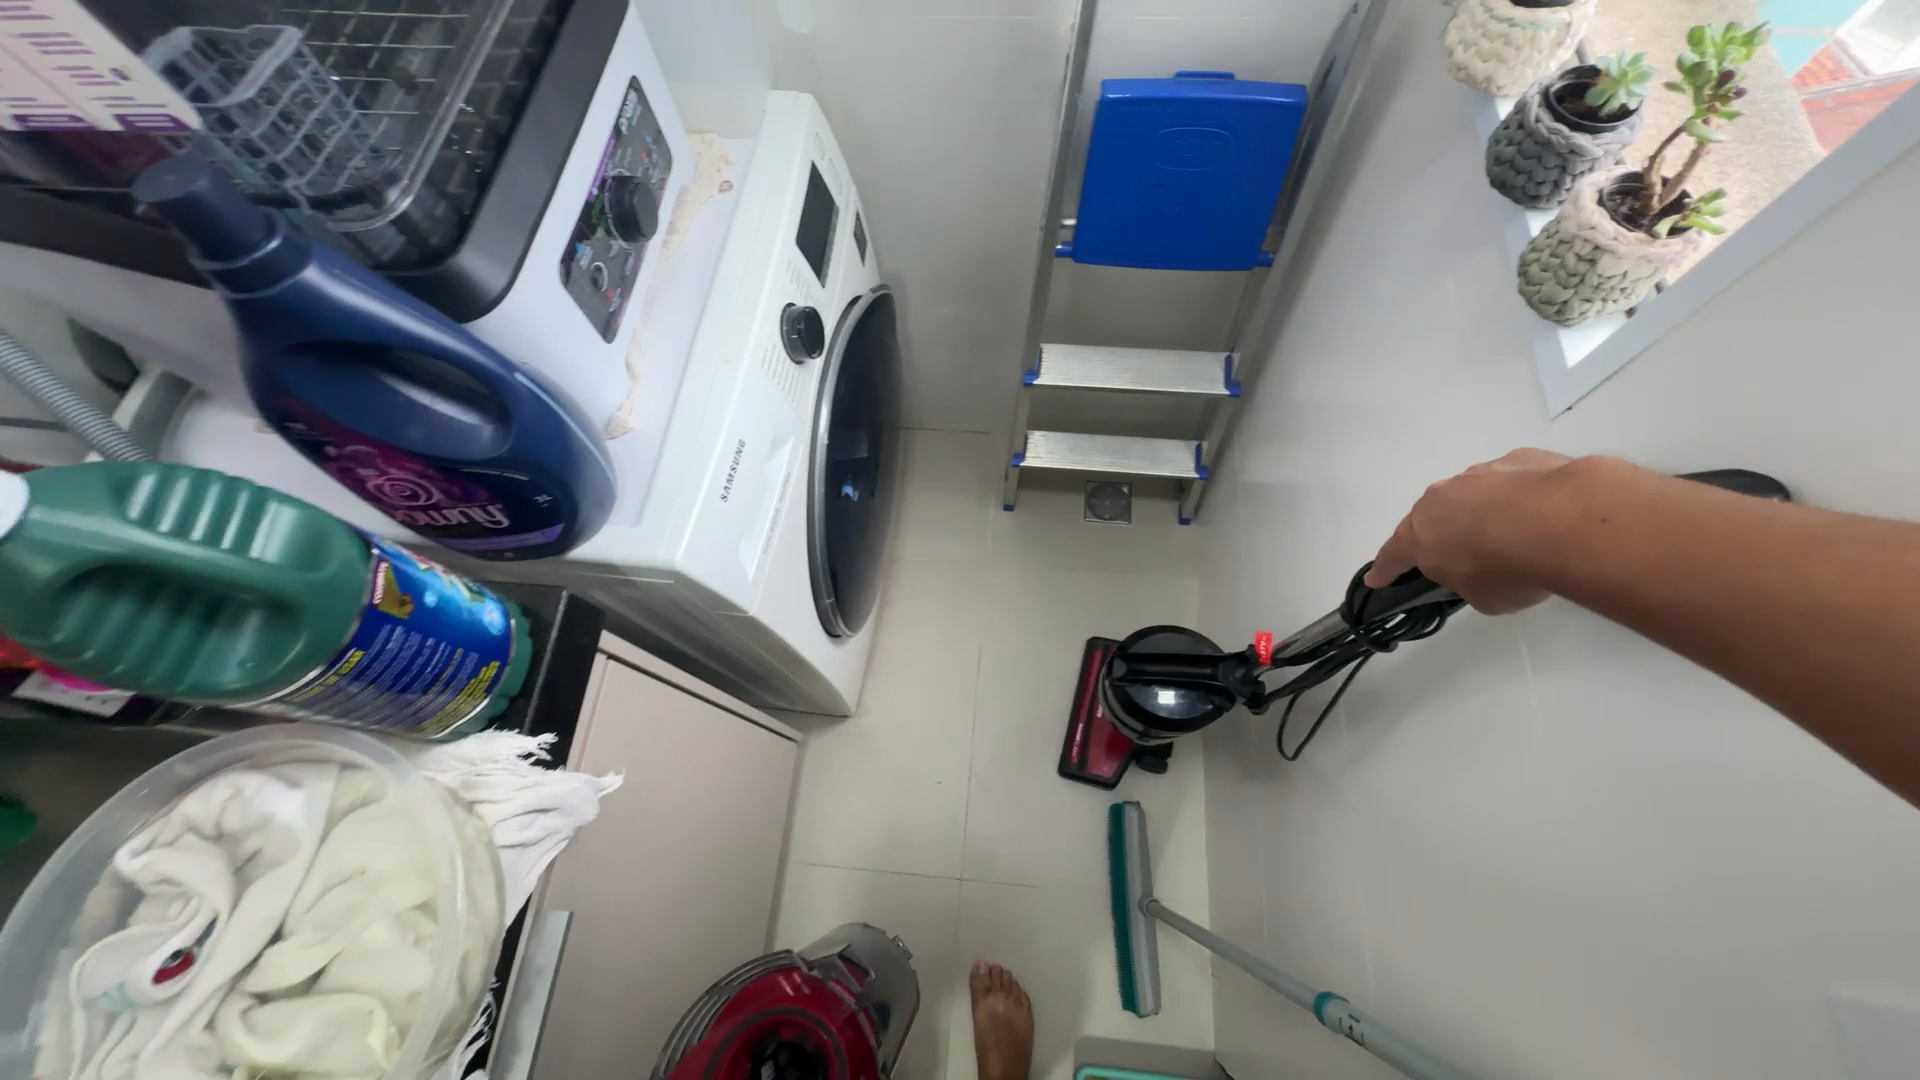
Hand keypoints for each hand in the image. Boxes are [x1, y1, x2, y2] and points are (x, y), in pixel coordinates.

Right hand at [1364, 449, 1575, 614]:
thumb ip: (1468, 583)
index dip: (1385, 571)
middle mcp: (1437, 500)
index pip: (1392, 557)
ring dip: (1481, 512)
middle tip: (1465, 556)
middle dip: (1442, 535)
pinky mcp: (1517, 459)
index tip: (1375, 579)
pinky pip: (1510, 481)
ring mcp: (1476, 474)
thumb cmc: (1509, 568)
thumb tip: (1479, 571)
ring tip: (1514, 533)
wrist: (1564, 521)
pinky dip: (1518, 496)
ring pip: (1469, 495)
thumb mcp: (1482, 597)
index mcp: (1417, 536)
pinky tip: (1542, 511)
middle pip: (1430, 519)